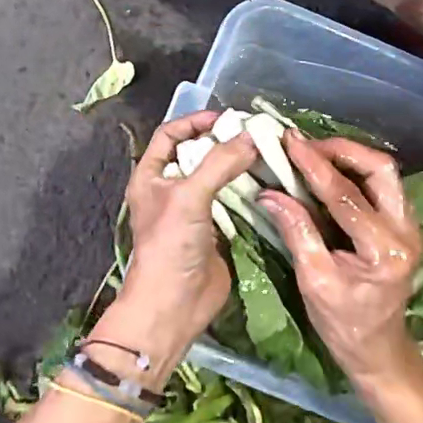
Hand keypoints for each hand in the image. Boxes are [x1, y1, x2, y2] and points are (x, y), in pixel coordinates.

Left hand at [115, 111, 258, 347]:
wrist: (173, 304)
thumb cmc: (170, 245)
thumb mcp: (189, 196)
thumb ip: (219, 163)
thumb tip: (251, 136)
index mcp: (152, 176)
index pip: (170, 135)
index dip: (194, 122)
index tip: (225, 118)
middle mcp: (171, 189)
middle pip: (198, 154)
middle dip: (224, 142)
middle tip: (255, 134)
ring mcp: (194, 211)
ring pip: (218, 178)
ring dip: (239, 167)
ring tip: (267, 154)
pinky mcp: (215, 230)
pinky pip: (233, 203)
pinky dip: (249, 192)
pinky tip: (270, 183)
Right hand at [256, 135, 422, 382]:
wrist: (377, 348)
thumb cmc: (343, 322)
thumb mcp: (313, 279)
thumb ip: (296, 231)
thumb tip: (268, 193)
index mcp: (384, 250)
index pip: (346, 195)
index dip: (314, 165)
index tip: (289, 142)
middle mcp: (406, 231)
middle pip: (380, 169)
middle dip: (341, 150)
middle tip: (305, 146)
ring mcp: (410, 226)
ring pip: (384, 173)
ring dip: (348, 157)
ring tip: (313, 153)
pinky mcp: (403, 225)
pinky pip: (381, 186)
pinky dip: (354, 172)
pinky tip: (328, 171)